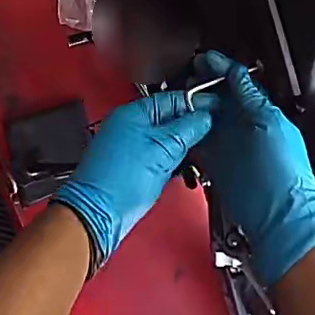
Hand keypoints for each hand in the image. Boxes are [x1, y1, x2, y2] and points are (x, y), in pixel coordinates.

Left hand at [54, 90, 215, 269]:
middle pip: (171, 118)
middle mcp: (131, 126)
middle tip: (213, 134)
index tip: (217, 108)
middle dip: (192, 126)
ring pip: (167, 138)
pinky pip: (160, 156)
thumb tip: (205, 116)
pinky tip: (184, 170)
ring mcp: (131, 147)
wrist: (98, 215)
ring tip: (199, 154)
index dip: (197, 103)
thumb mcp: (163, 149)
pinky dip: (173, 161)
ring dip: (184, 146)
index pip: (173, 98)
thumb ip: (188, 129)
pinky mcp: (134, 167)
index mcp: (134, 112)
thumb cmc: (119, 181)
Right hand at [194, 51, 314, 284]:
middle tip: (186, 76)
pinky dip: (186, 132)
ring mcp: (229, 145)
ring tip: (178, 97)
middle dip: (201, 84)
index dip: (221, 68)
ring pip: (205, 117)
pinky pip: (197, 142)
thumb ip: (251, 98)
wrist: (281, 220)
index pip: (238, 82)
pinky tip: (177, 123)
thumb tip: (238, 74)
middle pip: (218, 97)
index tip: (204, 59)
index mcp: (262, 112)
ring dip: (192, 106)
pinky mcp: (216, 164)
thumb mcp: (269, 125)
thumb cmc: (284, 175)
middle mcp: (244, 126)